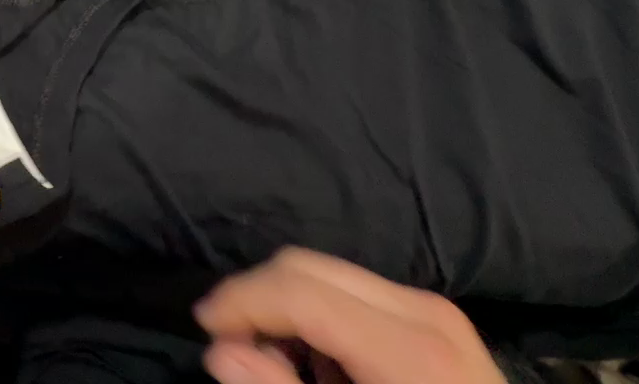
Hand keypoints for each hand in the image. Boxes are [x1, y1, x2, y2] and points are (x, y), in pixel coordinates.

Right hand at [195, 249, 503, 383]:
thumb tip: (221, 352)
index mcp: (410, 350)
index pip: (300, 289)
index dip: (241, 300)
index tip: (201, 326)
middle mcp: (422, 311)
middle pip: (307, 269)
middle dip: (258, 300)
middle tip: (232, 349)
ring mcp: (434, 311)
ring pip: (326, 275)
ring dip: (287, 310)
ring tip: (281, 368)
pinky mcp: (437, 321)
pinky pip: (353, 295)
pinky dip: (320, 320)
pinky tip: (322, 368)